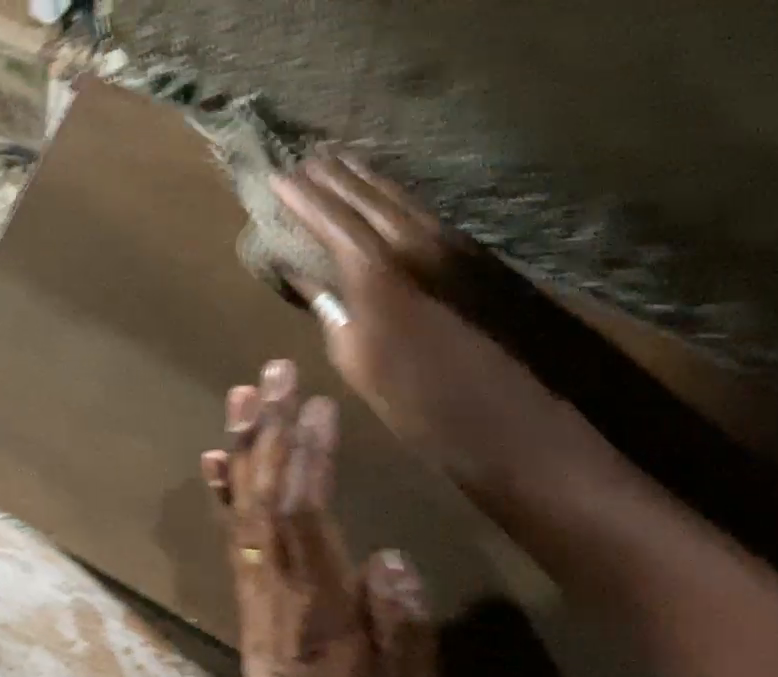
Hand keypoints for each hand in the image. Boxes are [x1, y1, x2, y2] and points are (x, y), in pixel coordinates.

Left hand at [200, 359, 436, 676]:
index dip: (308, 460)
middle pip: (265, 495)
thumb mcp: (404, 673)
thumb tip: (389, 557)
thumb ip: (400, 617)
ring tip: (243, 393)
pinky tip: (215, 455)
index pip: (304, 515)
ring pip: (241, 505)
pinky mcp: (245, 584)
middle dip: (270, 431)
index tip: (317, 407)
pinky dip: (221, 490)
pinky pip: (229, 530)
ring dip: (243, 446)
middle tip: (273, 373)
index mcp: (316, 595)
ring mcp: (253, 580)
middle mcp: (274, 579)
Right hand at [270, 154, 530, 484]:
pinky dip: (394, 198)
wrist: (498, 416)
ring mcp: (443, 251)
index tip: (279, 178)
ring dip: (366, 180)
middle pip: (369, 200)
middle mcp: (412, 248)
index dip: (306, 199)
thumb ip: (332, 310)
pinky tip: (384, 198)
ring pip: (399, 201)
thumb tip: (307, 276)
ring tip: (340, 163)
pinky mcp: (462, 263)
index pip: (335, 223)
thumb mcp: (357, 362)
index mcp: (379, 274)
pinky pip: (418, 214)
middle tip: (306, 159)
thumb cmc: (413, 401)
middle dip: (336, 178)